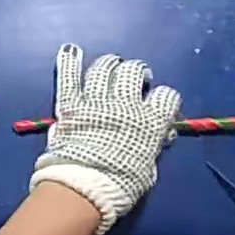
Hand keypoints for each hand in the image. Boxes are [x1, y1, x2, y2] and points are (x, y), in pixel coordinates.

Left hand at [29, 44, 181, 234]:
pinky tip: (70, 49)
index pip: (166, 96)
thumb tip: (157, 136)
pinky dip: (68, 62)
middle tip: (134, 77)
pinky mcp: (70, 106)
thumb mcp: (148, 165)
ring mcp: (95, 102)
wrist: (84, 185)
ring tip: (112, 64)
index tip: (156, 104)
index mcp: (150, 120)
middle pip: (133, 74)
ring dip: (110, 64)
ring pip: (104, 70)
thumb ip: (151, 144)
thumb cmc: (120, 183)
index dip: (162, 99)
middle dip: (136, 72)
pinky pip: (68, 79)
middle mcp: (124, 104)